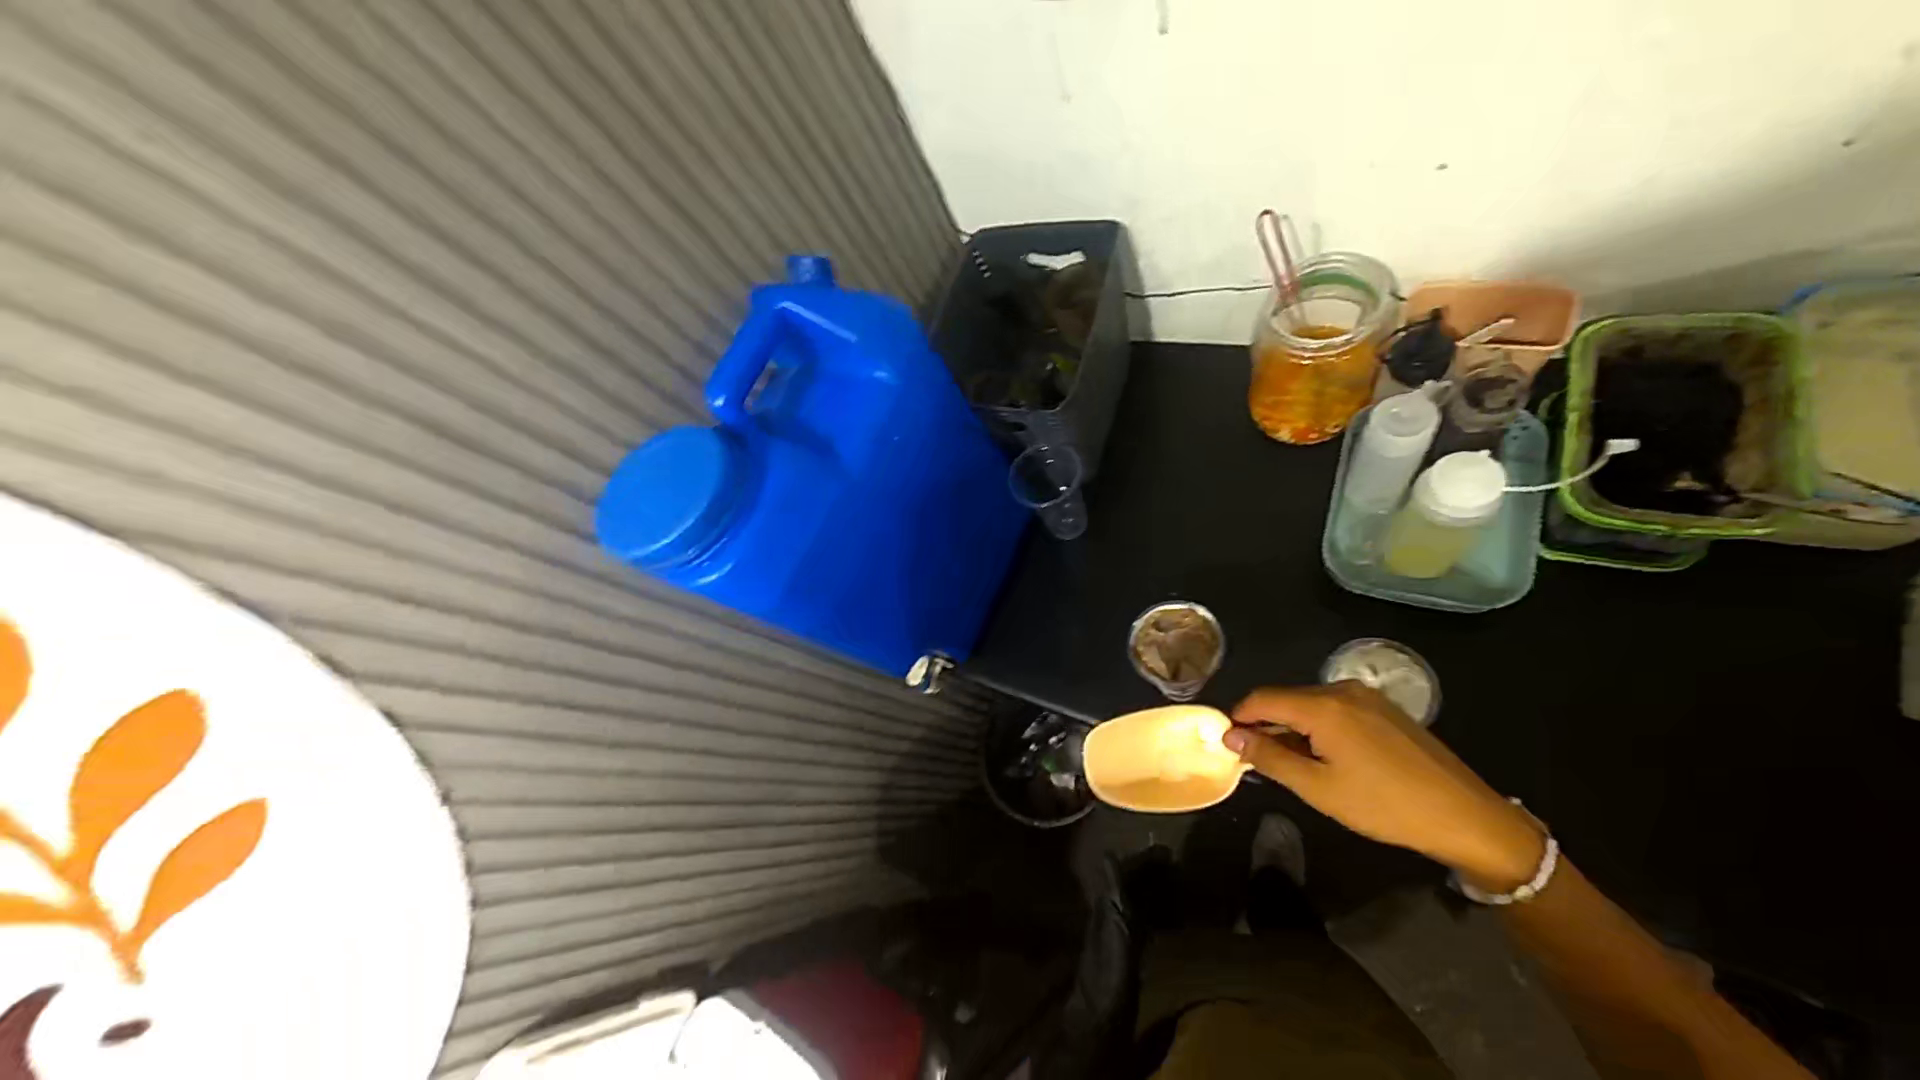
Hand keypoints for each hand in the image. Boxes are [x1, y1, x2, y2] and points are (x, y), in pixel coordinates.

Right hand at [1225, 682, 1543, 890]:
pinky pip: (1336, 709)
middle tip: (1257, 759)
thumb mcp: (1318, 788)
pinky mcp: (1386, 709)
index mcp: (1323, 707)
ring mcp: (1368, 698)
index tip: (1228, 744)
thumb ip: (1269, 757)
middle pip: (1286, 698)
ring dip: (1292, 727)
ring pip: (1311, 704)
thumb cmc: (1384, 806)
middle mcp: (1342, 690)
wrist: (1465, 817)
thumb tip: (1231, 736)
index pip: (1262, 699)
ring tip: (1291, 763)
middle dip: (1265, 724)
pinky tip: (1326, 757)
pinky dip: (1319, 727)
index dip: (1239, 718)